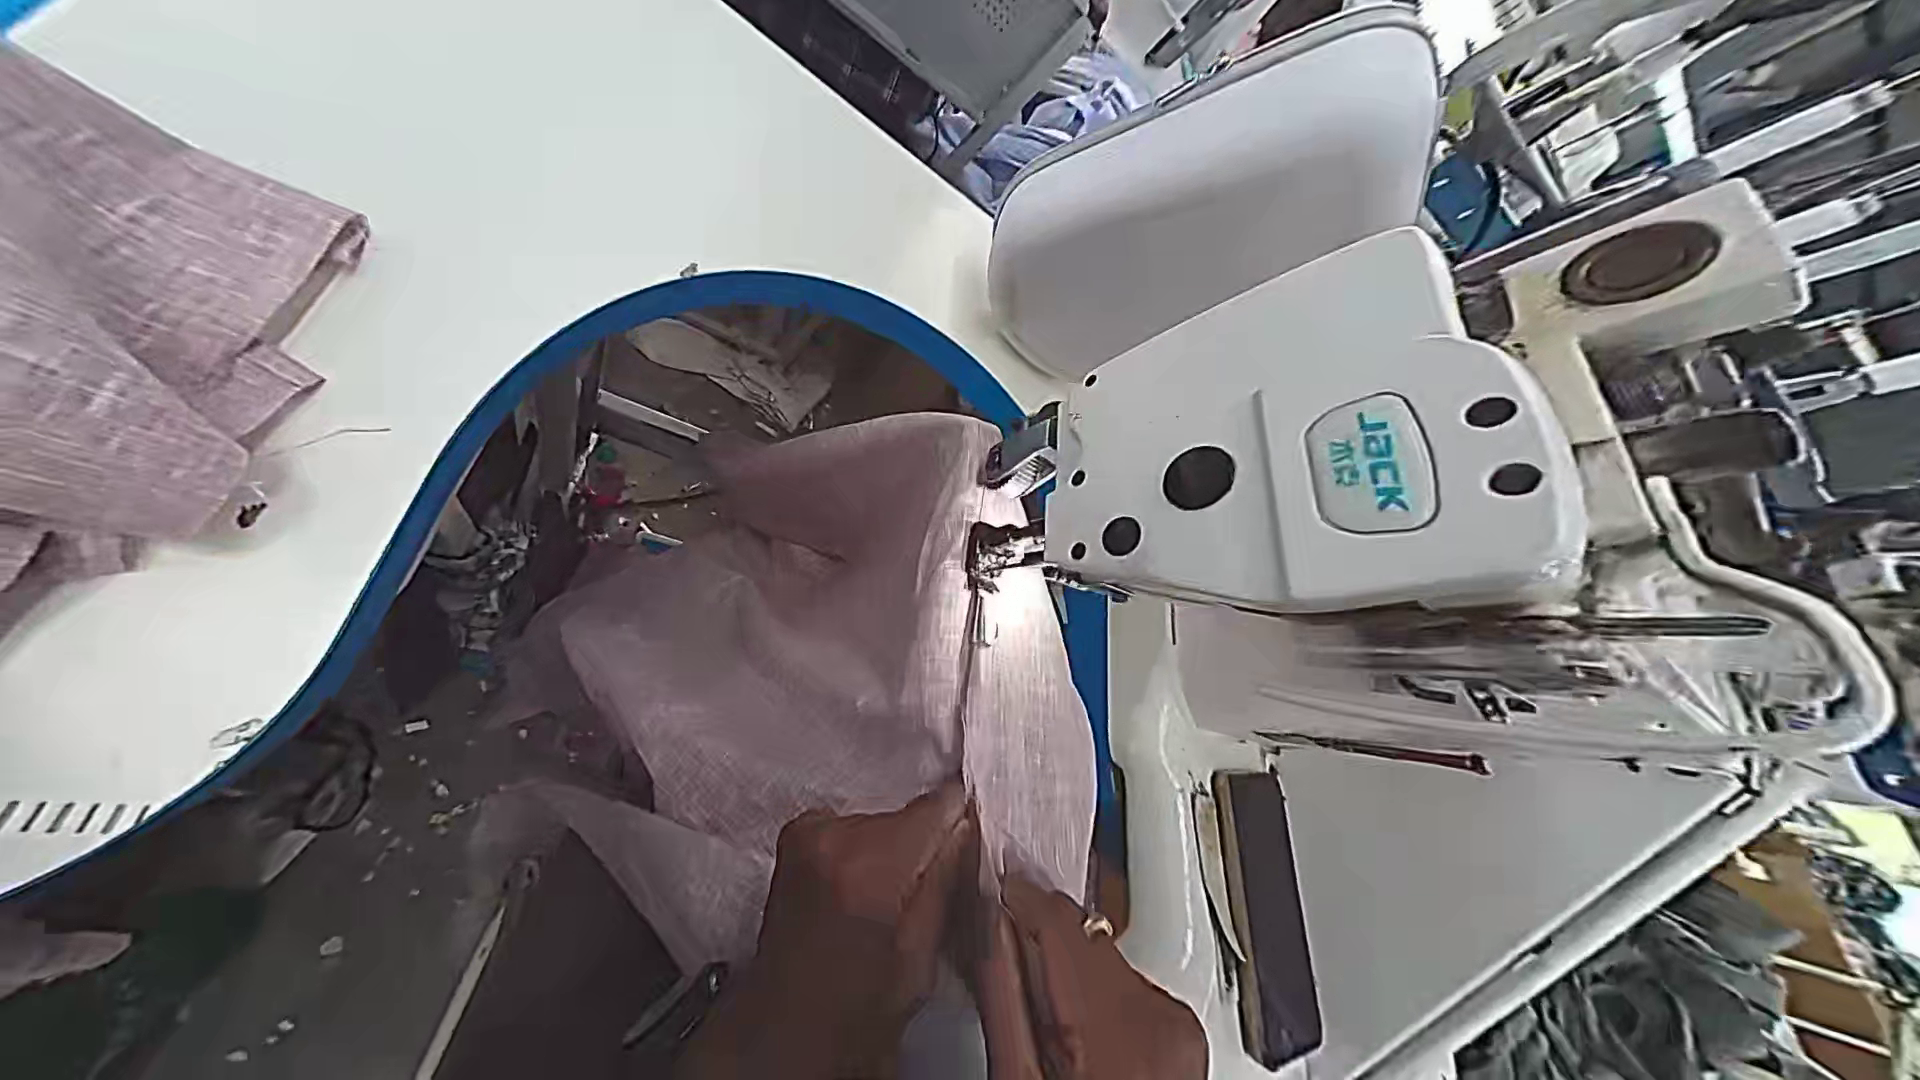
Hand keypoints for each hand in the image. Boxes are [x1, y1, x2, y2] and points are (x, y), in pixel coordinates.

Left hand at [675, 782, 976, 1078]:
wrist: (785, 1034)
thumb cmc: (856, 1013)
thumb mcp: (920, 957)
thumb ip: (946, 880)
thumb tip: (966, 824)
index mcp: (874, 867)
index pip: (936, 806)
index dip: (957, 819)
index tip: (965, 834)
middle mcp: (836, 836)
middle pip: (905, 815)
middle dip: (921, 841)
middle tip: (919, 889)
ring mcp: (809, 832)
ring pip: (878, 819)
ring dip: (888, 845)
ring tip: (883, 896)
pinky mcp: (795, 835)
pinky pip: (849, 825)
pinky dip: (859, 846)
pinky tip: (854, 886)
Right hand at [974, 875, 1207, 1079]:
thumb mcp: (1018, 1079)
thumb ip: (1002, 986)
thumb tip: (991, 917)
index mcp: (1121, 1022)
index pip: (1061, 916)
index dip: (1019, 895)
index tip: (993, 884)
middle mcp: (1161, 1012)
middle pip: (1080, 934)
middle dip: (1037, 936)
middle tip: (1000, 951)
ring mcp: (1177, 1024)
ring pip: (1099, 953)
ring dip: (1063, 964)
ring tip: (1040, 1012)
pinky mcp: (1181, 1032)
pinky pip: (1122, 982)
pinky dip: (1090, 989)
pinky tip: (1071, 1028)